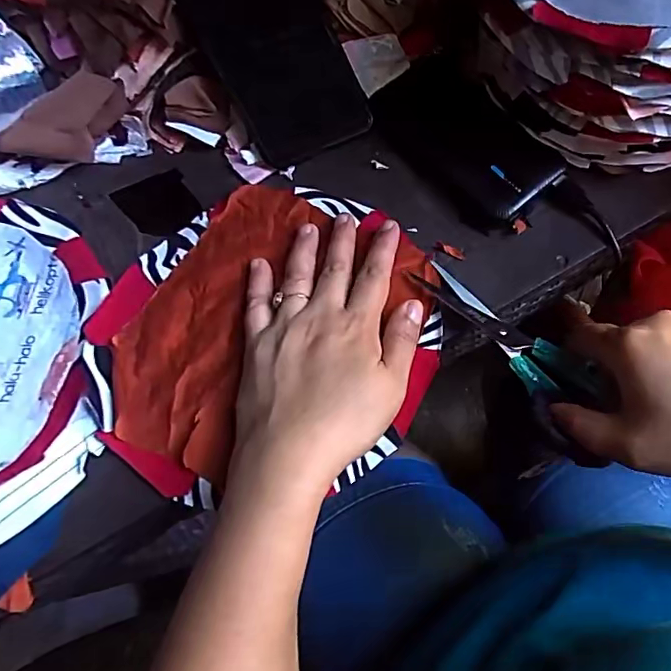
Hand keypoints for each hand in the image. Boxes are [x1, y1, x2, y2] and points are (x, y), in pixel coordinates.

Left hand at [231, 215, 424, 499]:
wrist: (288, 453)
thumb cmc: (348, 424)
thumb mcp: (392, 387)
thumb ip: (402, 342)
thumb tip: (413, 305)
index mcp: (357, 327)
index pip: (374, 278)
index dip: (383, 250)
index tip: (388, 227)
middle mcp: (321, 317)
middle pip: (335, 270)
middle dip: (344, 240)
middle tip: (347, 217)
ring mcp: (285, 328)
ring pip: (296, 278)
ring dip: (304, 250)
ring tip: (308, 227)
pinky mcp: (257, 344)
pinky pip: (256, 304)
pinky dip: (258, 282)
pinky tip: (259, 264)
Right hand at [549, 306, 670, 487]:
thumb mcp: (629, 446)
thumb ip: (580, 425)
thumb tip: (554, 406)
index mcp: (626, 343)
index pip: (576, 334)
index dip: (564, 352)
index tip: (566, 374)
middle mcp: (654, 319)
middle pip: (615, 339)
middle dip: (610, 367)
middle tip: (627, 408)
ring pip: (649, 339)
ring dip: (644, 363)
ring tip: (669, 403)